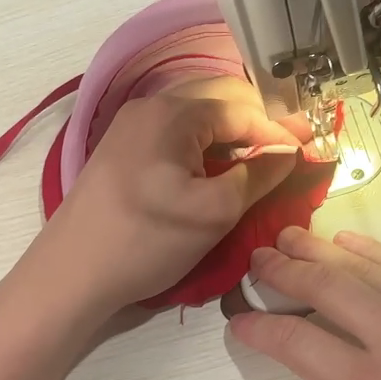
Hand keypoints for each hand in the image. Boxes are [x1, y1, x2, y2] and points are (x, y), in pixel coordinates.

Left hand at [35, 77, 304, 313]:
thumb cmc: (147, 241)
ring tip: (258, 163)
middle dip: (256, 128)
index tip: (310, 152)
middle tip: (288, 153)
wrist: (70, 275)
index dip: (279, 134)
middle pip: (218, 105)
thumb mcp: (215, 212)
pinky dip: (201, 147)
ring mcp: (129, 126)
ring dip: (229, 137)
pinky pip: (173, 135)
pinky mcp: (119, 149)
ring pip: (195, 119)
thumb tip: (289, 154)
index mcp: (173, 112)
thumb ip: (258, 175)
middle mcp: (149, 106)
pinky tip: (216, 169)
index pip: (242, 112)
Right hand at [230, 227, 380, 379]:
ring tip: (290, 239)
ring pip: (368, 267)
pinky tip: (353, 244)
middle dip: (283, 270)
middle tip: (255, 260)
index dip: (259, 329)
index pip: (296, 343)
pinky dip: (375, 252)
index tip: (236, 321)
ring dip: (322, 250)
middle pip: (327, 287)